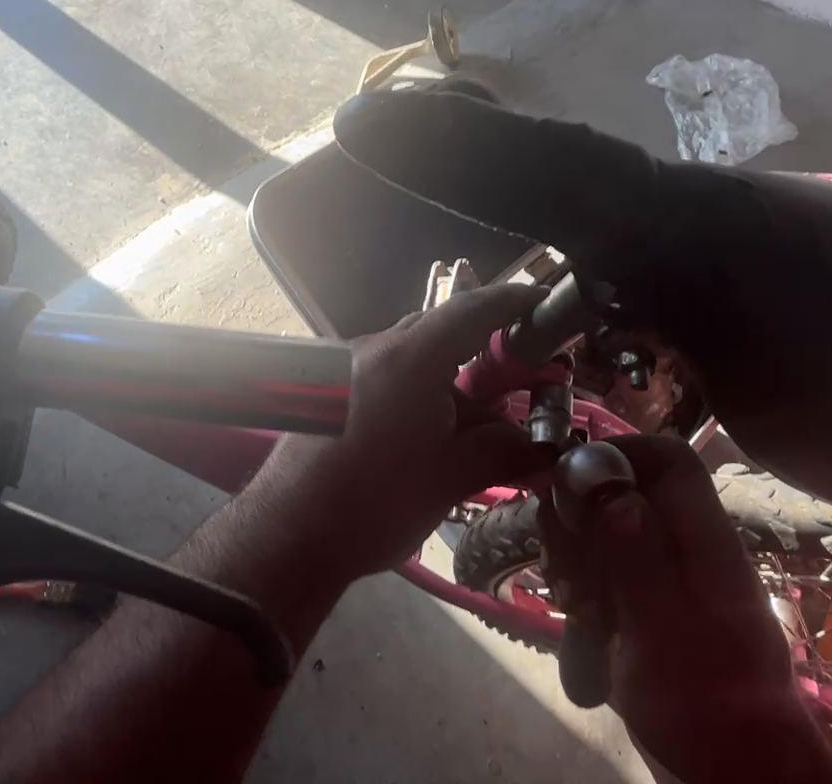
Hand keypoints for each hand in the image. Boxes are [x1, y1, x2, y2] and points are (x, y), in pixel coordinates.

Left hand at [254, 284, 552, 582]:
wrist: (290, 534)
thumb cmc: (377, 501)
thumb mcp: (452, 477)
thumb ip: (504, 452)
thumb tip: (542, 449)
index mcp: (409, 358)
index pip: (470, 310)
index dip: (510, 301)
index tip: (540, 298)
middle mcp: (374, 349)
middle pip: (439, 333)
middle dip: (481, 354)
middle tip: (516, 383)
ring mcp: (346, 369)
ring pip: (412, 360)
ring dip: (447, 386)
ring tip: (474, 433)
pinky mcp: (329, 393)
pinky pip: (386, 378)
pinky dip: (417, 397)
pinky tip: (429, 438)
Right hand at [538, 435, 831, 783]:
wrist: (735, 772)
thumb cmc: (706, 708)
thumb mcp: (662, 630)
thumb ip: (633, 551)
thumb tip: (601, 476)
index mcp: (703, 539)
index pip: (664, 458)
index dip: (611, 457)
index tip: (563, 494)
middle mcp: (685, 543)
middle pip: (619, 488)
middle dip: (577, 523)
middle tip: (568, 575)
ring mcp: (665, 571)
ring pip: (600, 526)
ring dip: (572, 559)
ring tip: (576, 609)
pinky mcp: (646, 598)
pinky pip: (599, 566)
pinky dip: (579, 588)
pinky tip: (580, 623)